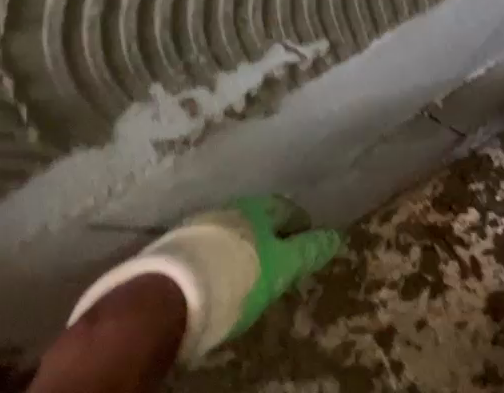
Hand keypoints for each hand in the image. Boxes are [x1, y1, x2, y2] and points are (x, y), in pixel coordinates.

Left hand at [68, 195, 339, 359]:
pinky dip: (212, 261)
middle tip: (276, 256)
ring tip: (243, 269)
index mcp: (258, 208)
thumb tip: (337, 237)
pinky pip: (201, 251)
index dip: (300, 225)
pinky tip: (213, 278)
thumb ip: (309, 251)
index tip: (306, 240)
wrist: (166, 296)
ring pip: (225, 234)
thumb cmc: (238, 275)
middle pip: (255, 220)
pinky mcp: (168, 251)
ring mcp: (194, 228)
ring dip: (237, 247)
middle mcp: (227, 209)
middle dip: (266, 235)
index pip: (287, 209)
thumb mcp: (283, 268)